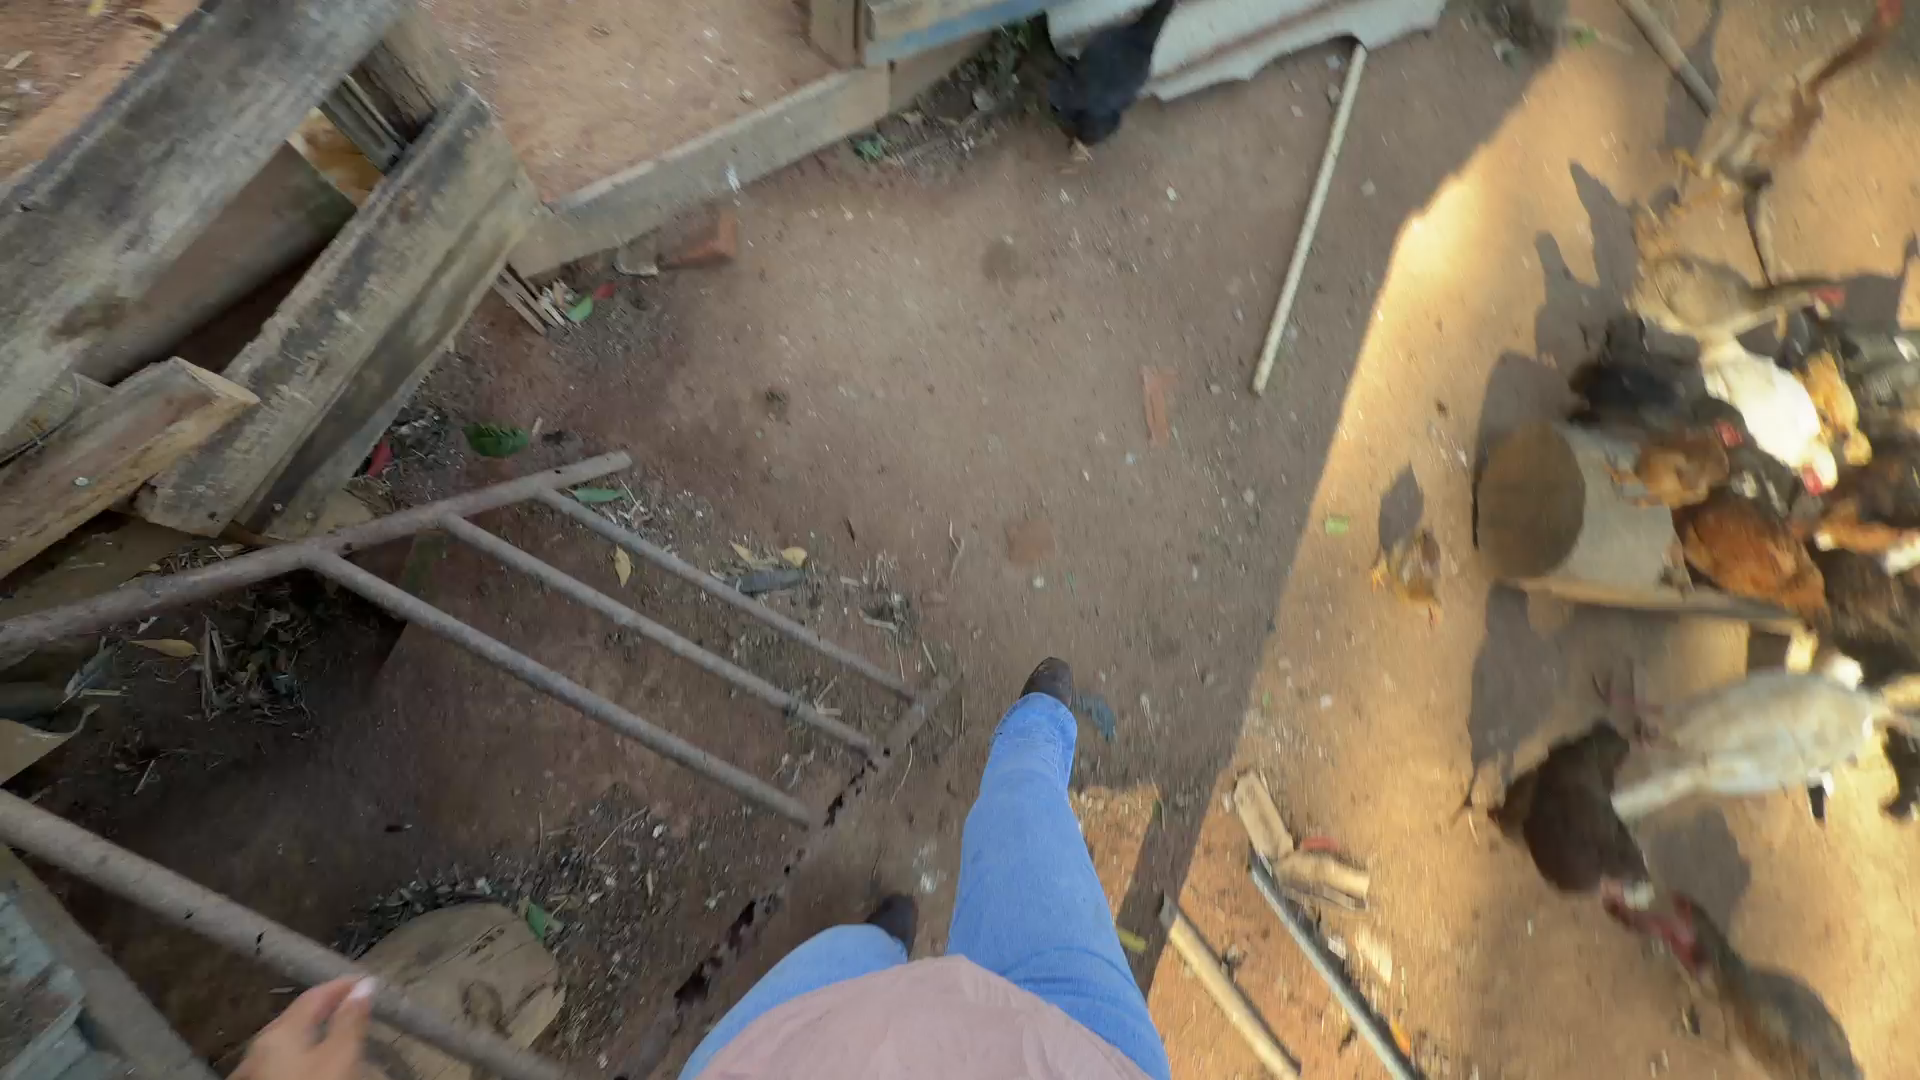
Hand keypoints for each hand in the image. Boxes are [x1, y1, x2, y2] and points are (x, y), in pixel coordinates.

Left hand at [235, 977, 376, 1079]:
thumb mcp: (342, 1055)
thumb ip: (352, 1018)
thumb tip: (365, 984)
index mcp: (276, 1035)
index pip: (313, 996)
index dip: (342, 985)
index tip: (369, 981)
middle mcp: (256, 1052)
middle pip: (294, 1018)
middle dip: (325, 1007)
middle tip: (356, 1001)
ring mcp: (250, 1076)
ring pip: (286, 1043)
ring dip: (313, 1031)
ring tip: (340, 1029)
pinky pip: (281, 1063)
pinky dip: (302, 1053)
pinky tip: (315, 1060)